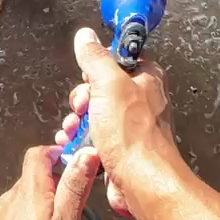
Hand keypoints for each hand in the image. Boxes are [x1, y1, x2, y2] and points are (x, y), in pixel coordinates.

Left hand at [0, 145, 100, 219]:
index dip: (58, 152)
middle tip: (75, 199)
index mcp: (29, 189)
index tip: (77, 163)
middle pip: (34, 176)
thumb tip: (86, 154)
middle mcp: (11, 198)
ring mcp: (2, 216)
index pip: (39, 153)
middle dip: (56, 182)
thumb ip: (75, 188)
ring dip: (44, 204)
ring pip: (26, 199)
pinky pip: (18, 218)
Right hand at [56, 27, 180, 215]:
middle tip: (82, 108)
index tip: (88, 78)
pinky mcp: (120, 151)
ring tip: (74, 132)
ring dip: (77, 124)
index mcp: (146, 78)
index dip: (96, 67)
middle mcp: (141, 102)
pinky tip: (74, 146)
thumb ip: (95, 57)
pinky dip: (80, 143)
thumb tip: (85, 37)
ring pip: (94, 117)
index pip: (117, 59)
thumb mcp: (109, 84)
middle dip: (82, 100)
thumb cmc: (133, 136)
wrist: (141, 182)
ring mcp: (130, 128)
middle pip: (100, 90)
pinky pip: (94, 140)